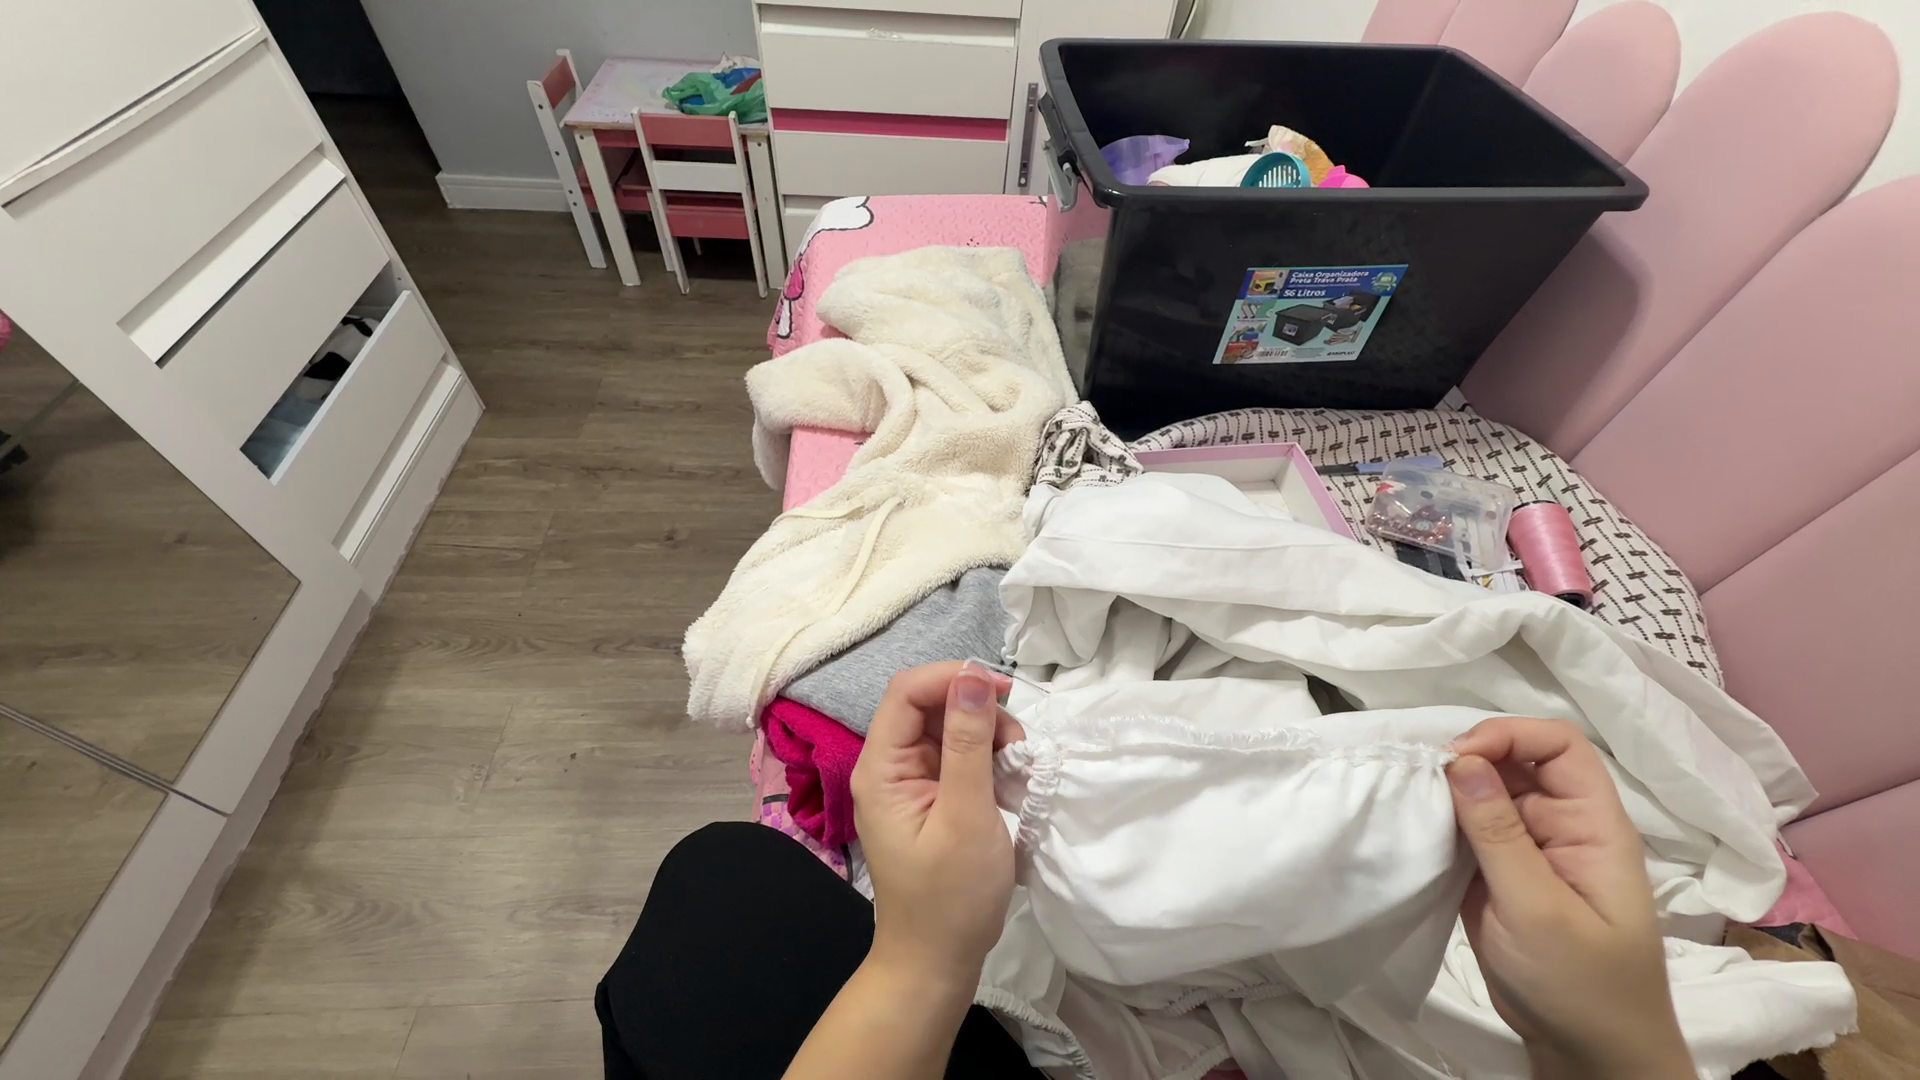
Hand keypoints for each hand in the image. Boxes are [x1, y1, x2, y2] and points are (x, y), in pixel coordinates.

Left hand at [852, 660, 1025, 992]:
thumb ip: (969, 743)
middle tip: (1017, 745)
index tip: (1003, 692)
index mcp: (882, 767)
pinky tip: (1009, 782)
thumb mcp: (966, 816)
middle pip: (930, 705)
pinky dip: (987, 758)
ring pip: (949, 727)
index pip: (907, 691)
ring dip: (987, 735)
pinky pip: (958, 755)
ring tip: (1017, 769)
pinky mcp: (931, 795)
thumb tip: (973, 676)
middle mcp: (890, 765)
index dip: (952, 678)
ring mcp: (910, 780)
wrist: (937, 962)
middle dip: (977, 711)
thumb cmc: (950, 897)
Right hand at [1446, 717, 1692, 1079]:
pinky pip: (1465, 820)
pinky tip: (1414, 820)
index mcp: (1593, 826)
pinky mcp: (1494, 866)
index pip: (1560, 746)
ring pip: (1483, 787)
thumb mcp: (1537, 907)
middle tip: (1423, 778)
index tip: (1458, 757)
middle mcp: (1560, 824)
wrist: (1582, 1051)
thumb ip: (1497, 831)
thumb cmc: (1579, 982)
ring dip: (1447, 785)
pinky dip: (1437, 813)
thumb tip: (1459, 758)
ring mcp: (1525, 845)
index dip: (1510, 736)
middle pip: (1515, 759)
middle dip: (1468, 757)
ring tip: (1411, 796)